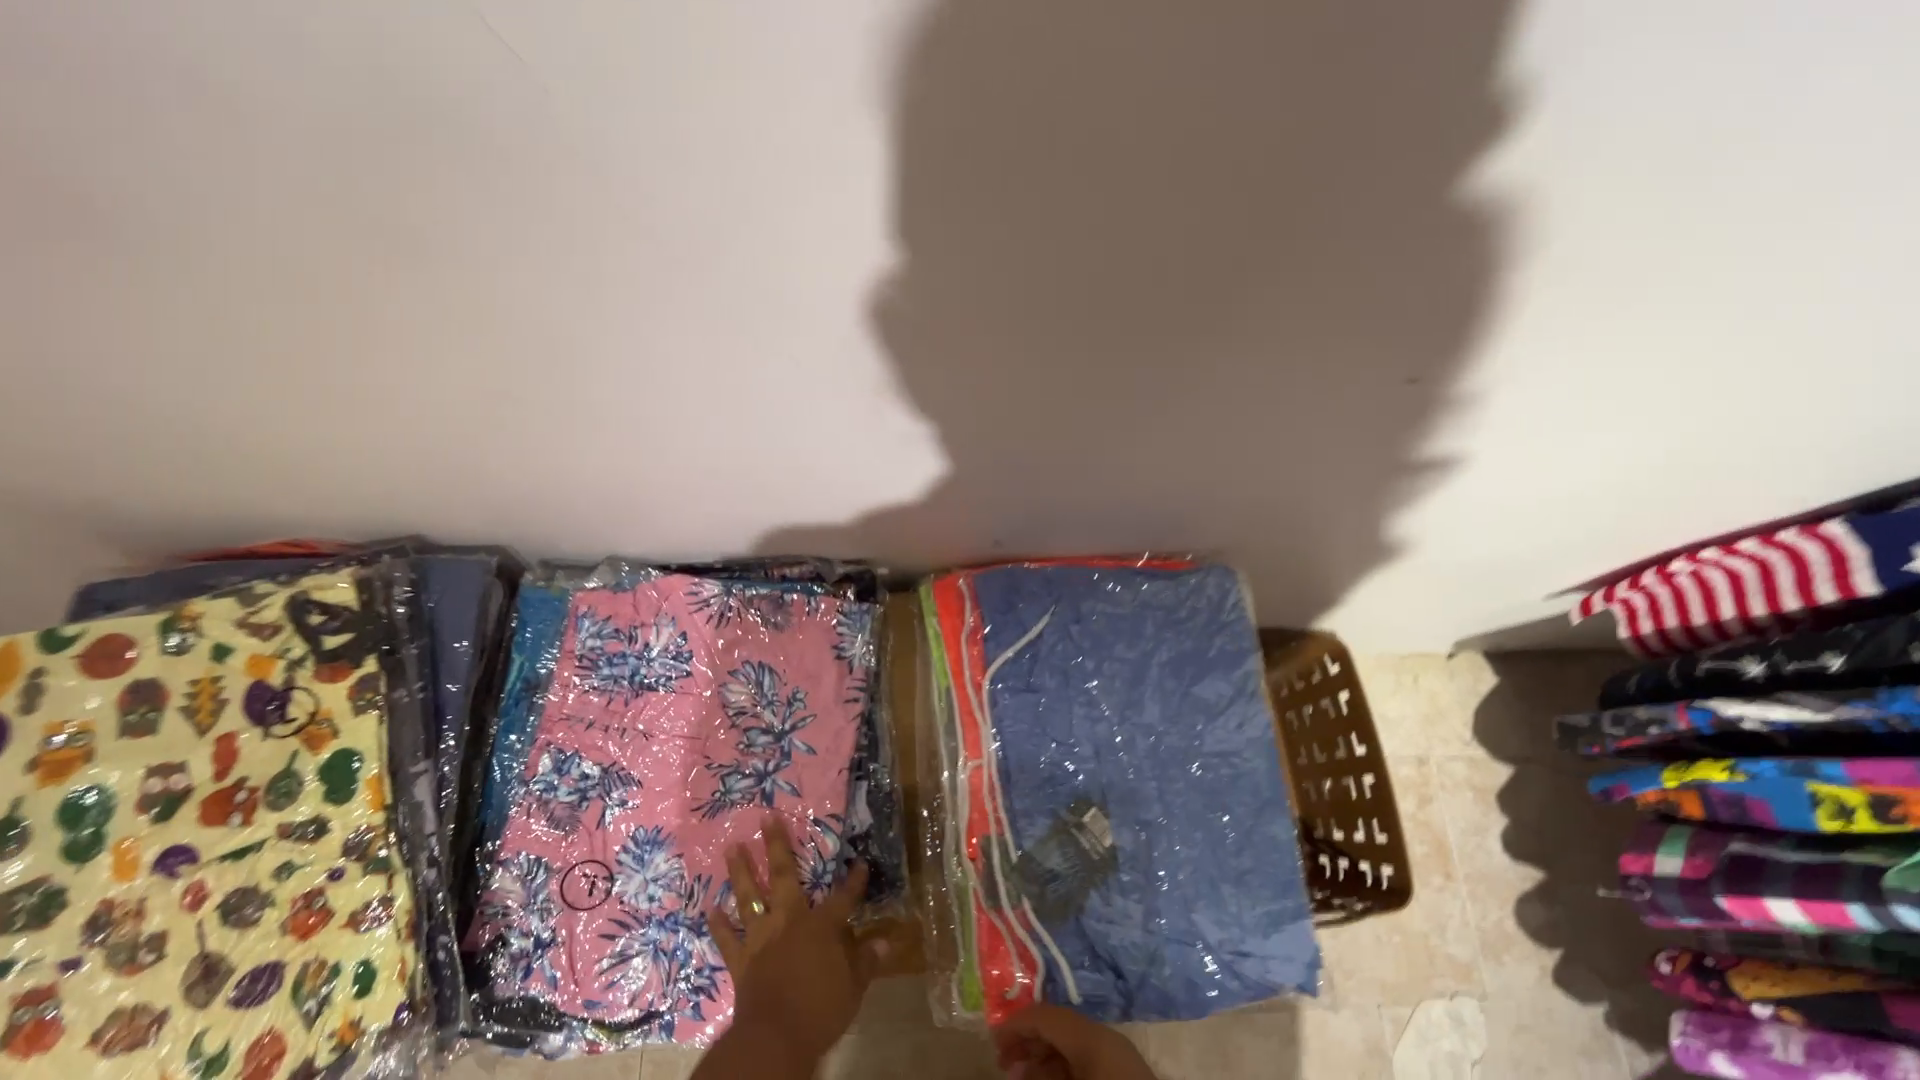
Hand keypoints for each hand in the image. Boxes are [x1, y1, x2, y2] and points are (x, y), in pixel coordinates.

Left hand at [708, 817, 884, 1065]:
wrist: (775, 1036)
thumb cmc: (821, 1010)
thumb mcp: (854, 987)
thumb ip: (866, 961)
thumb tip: (886, 942)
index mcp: (821, 926)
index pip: (843, 898)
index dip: (854, 881)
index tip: (860, 863)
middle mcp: (789, 922)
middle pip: (785, 877)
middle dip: (778, 846)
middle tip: (767, 818)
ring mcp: (761, 939)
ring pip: (749, 898)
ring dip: (741, 872)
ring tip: (732, 847)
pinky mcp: (741, 960)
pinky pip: (728, 937)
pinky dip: (719, 923)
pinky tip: (711, 907)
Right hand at [993, 1005, 1157, 1079]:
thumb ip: (1039, 1076)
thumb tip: (1017, 1068)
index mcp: (1091, 1035)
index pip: (1045, 1014)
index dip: (1015, 1024)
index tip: (992, 1040)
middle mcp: (1104, 1036)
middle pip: (1057, 1026)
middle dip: (1027, 1041)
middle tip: (1003, 1062)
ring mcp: (1116, 1053)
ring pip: (1070, 1043)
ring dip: (1042, 1057)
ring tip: (1020, 1076)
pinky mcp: (1122, 1070)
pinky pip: (1085, 1059)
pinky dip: (1062, 1066)